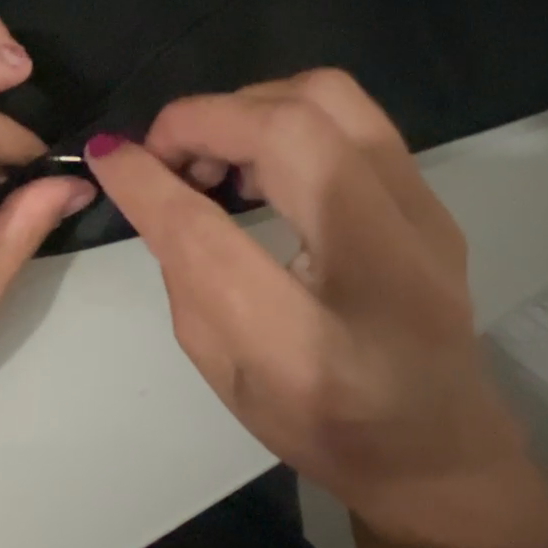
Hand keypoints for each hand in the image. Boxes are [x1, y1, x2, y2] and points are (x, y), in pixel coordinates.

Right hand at [84, 69, 535, 547]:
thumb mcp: (219, 365)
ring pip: (327, 98)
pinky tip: (258, 161)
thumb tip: (143, 176)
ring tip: (213, 155)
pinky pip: (350, 115)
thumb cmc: (315, 424)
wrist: (440, 450)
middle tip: (165, 157)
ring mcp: (424, 224)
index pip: (208, 234)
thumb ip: (180, 269)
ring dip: (244, 107)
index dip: (146, 180)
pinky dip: (282, 116)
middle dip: (201, 121)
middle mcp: (384, 271)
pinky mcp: (432, 201)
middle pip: (288, 131)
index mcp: (307, 346)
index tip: (106, 155)